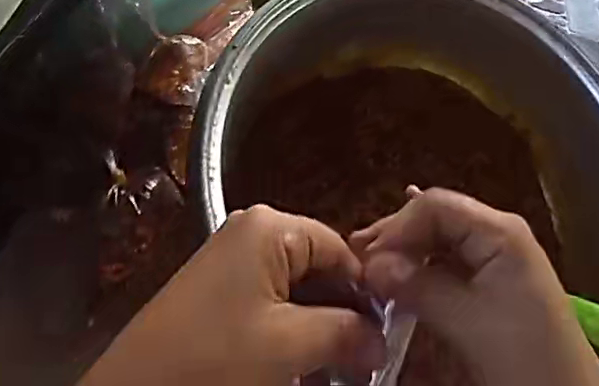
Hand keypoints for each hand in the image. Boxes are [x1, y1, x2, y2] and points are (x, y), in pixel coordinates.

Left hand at [81, 204, 385, 385]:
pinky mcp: (217, 286)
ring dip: (316, 327)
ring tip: (335, 370)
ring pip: (295, 287)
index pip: (338, 247)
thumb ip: (341, 335)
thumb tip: (381, 341)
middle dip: (340, 313)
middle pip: (317, 265)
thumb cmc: (212, 359)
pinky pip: (269, 299)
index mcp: (271, 227)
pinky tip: (298, 366)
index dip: (364, 291)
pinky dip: (288, 330)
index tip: (385, 337)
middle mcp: (253, 230)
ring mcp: (232, 256)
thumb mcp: (286, 348)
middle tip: (363, 362)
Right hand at [352, 188, 598, 385]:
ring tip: (372, 270)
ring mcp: (499, 257)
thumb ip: (421, 287)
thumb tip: (371, 264)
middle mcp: (498, 233)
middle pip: (437, 218)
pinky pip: (451, 262)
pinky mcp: (496, 284)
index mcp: (499, 230)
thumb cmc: (526, 360)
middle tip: (358, 260)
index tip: (366, 257)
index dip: (397, 226)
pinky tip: (403, 275)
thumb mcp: (470, 324)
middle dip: (398, 236)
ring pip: (441, 239)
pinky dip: (424, 268)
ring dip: (407, 253)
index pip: (436, 206)